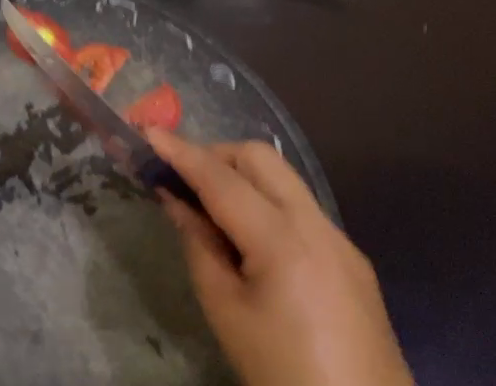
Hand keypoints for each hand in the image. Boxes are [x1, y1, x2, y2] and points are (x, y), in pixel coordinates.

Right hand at [149, 129, 412, 385]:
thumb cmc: (281, 369)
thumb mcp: (224, 309)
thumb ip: (197, 243)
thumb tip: (175, 198)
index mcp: (283, 241)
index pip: (220, 178)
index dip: (179, 152)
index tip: (143, 133)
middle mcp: (318, 226)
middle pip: (259, 159)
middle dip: (213, 154)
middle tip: (177, 175)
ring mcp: (341, 241)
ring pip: (282, 179)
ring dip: (240, 176)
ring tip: (205, 205)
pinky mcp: (352, 260)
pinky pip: (300, 209)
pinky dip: (265, 202)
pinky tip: (245, 236)